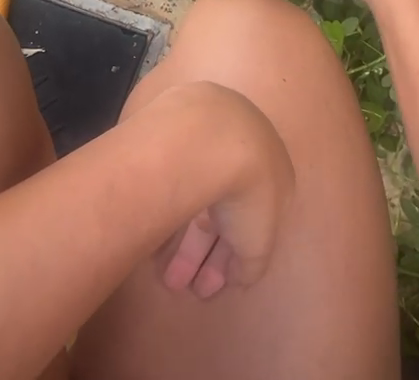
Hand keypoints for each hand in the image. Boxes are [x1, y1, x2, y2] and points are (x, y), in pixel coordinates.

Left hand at [145, 82, 293, 297]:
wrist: (210, 136)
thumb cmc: (248, 189)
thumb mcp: (259, 240)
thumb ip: (251, 261)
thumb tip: (239, 275)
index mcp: (268, 170)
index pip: (247, 220)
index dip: (229, 257)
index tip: (210, 286)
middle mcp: (237, 150)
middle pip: (216, 210)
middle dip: (199, 254)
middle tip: (180, 286)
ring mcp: (202, 138)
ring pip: (191, 196)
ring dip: (178, 239)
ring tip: (162, 275)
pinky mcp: (171, 131)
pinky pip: (168, 181)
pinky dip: (163, 210)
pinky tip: (150, 236)